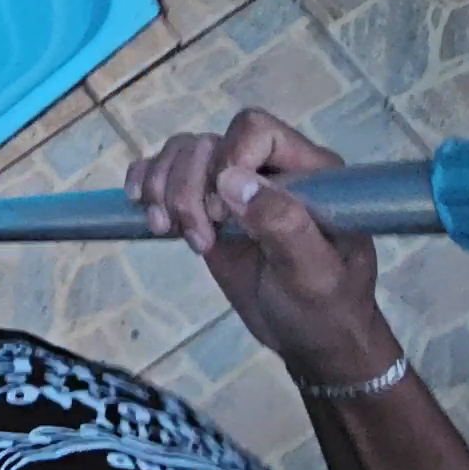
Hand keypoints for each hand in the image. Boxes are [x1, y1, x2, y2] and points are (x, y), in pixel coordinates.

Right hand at [126, 109, 394, 384]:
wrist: (306, 338)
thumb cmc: (325, 309)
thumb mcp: (314, 275)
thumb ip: (282, 224)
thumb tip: (232, 179)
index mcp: (308, 173)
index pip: (255, 130)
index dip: (229, 159)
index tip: (224, 213)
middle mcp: (266, 168)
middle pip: (205, 144)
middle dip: (187, 191)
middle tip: (199, 241)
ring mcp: (231, 184)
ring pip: (178, 154)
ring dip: (162, 192)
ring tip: (168, 231)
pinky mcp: (201, 202)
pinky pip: (160, 170)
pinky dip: (143, 185)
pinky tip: (147, 214)